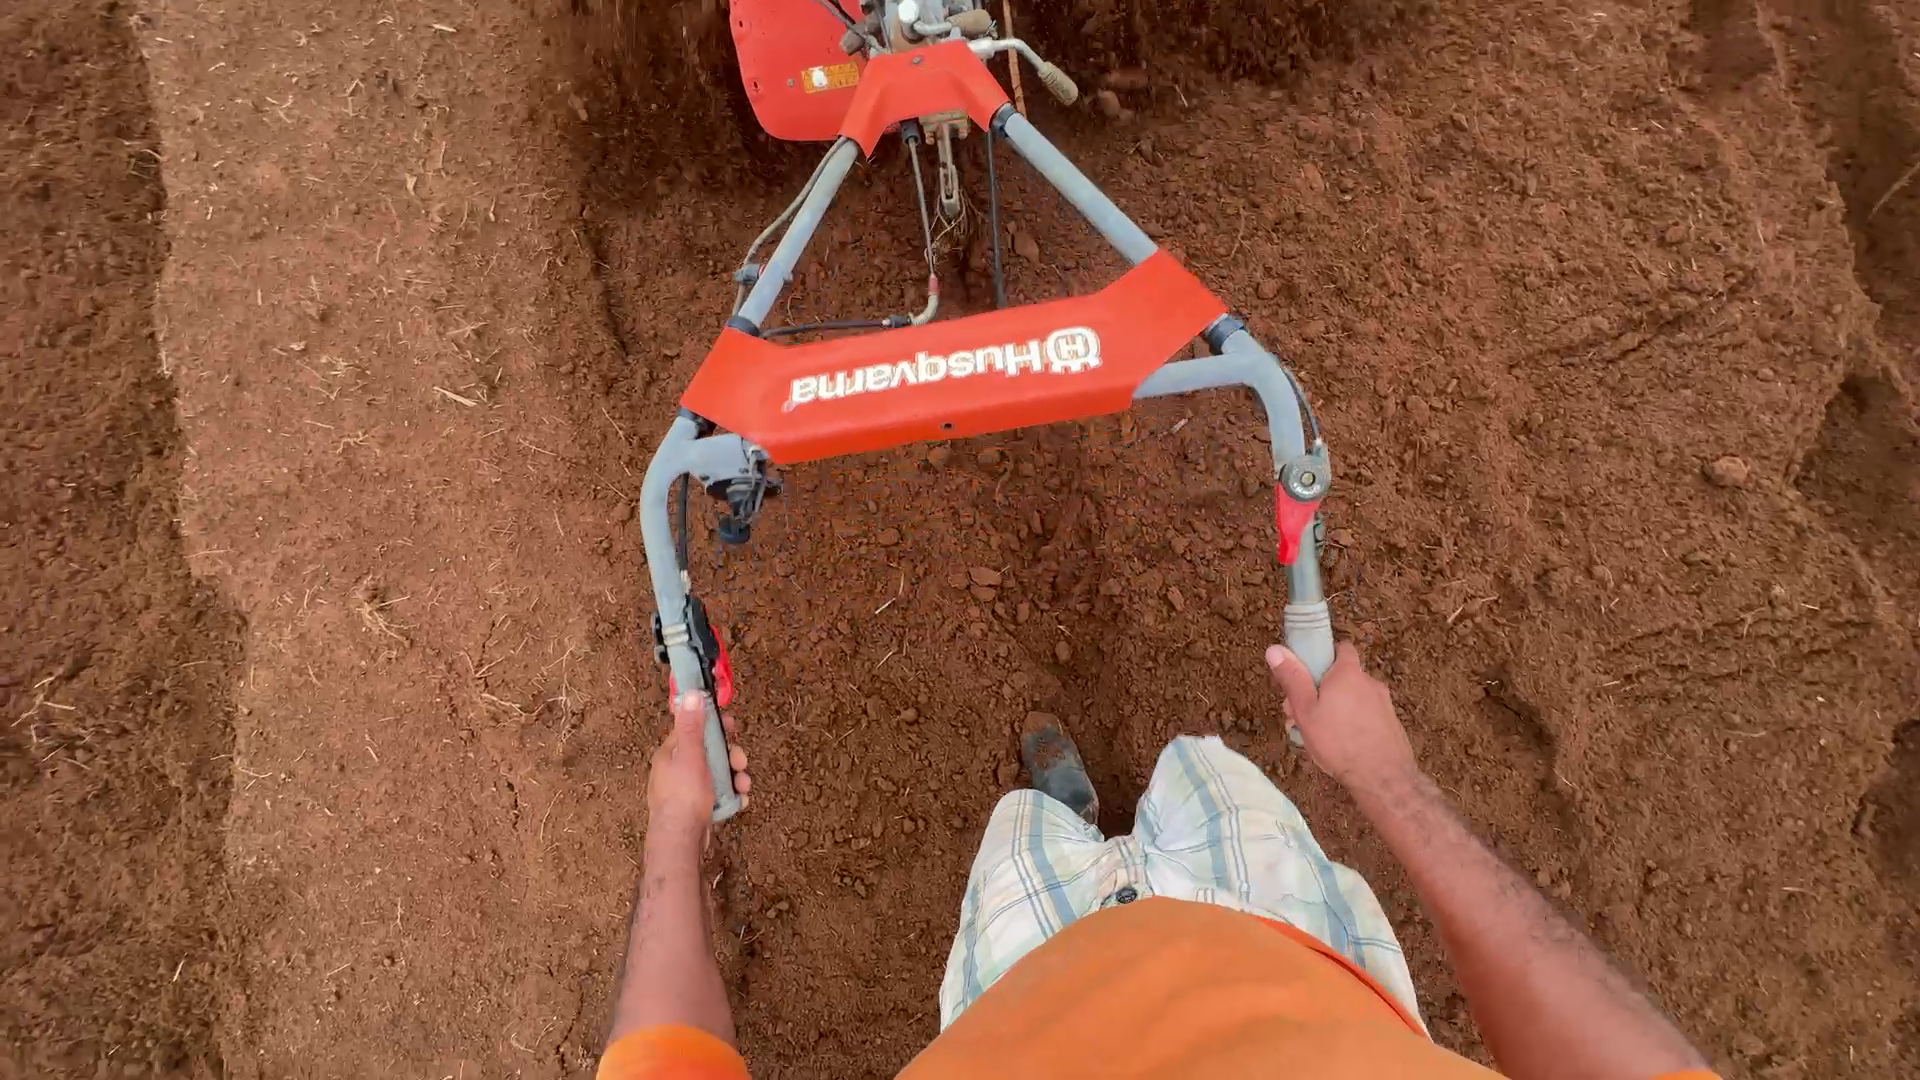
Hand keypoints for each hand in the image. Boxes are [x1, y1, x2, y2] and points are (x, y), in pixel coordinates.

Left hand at [646, 691, 749, 844]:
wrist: (680, 841)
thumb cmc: (683, 796)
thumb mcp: (690, 755)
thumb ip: (692, 726)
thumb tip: (690, 694)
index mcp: (670, 754)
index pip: (692, 729)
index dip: (713, 725)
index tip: (731, 726)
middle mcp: (676, 770)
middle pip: (709, 752)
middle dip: (730, 756)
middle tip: (741, 762)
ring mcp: (686, 790)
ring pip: (717, 773)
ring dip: (735, 776)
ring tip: (744, 785)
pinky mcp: (696, 807)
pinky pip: (718, 793)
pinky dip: (731, 794)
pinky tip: (740, 800)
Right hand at [1265, 641, 1420, 795]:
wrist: (1384, 780)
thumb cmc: (1338, 741)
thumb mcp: (1305, 709)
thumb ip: (1292, 678)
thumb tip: (1275, 648)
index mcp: (1348, 674)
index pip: (1341, 647)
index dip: (1323, 654)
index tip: (1306, 670)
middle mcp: (1370, 683)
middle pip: (1341, 676)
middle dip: (1318, 689)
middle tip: (1299, 714)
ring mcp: (1384, 704)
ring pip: (1351, 698)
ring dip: (1332, 708)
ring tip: (1314, 734)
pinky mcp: (1391, 724)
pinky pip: (1364, 715)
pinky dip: (1349, 722)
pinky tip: (1337, 744)